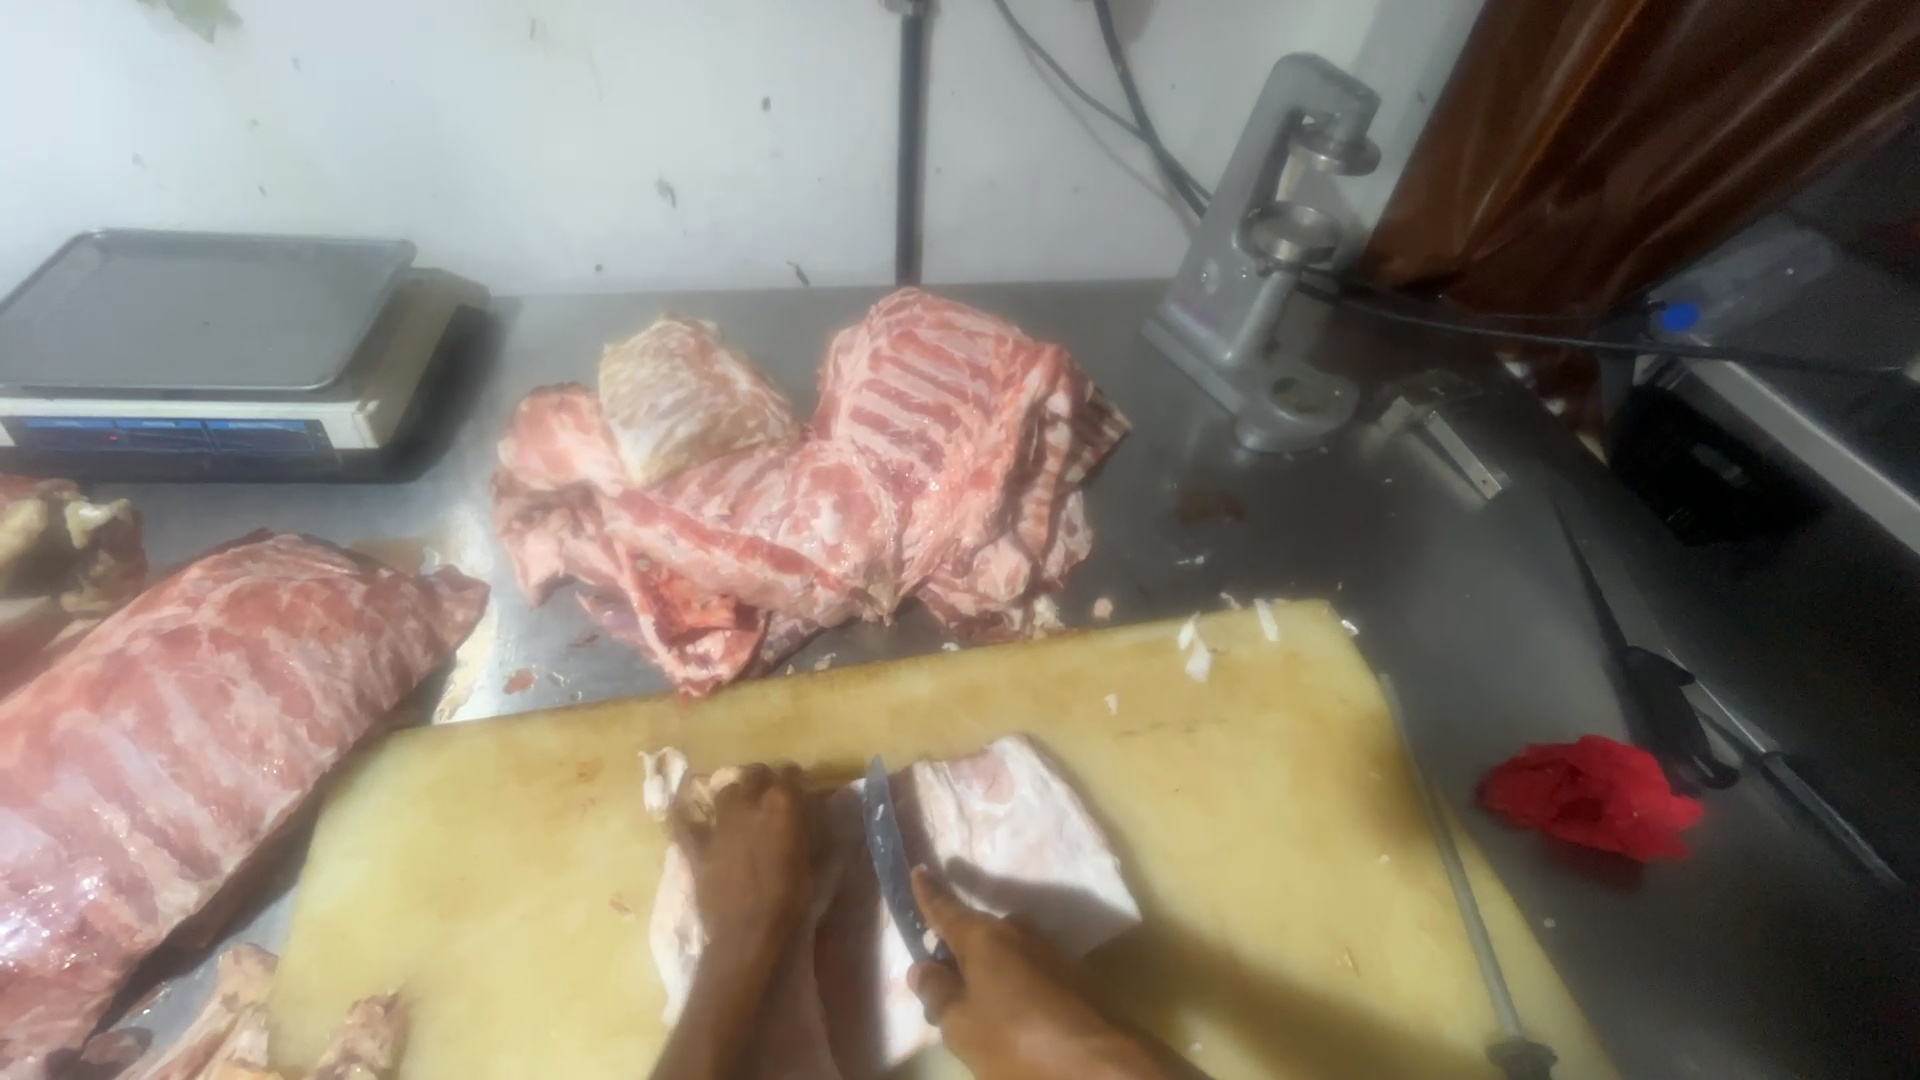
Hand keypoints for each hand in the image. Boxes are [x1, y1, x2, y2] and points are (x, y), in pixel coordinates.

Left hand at [670, 763, 819, 966]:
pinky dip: (683, 812)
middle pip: (755, 773)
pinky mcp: (697, 846)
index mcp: (782, 802)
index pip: (790, 772)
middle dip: (764, 781)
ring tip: (742, 805)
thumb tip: (808, 807)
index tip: (799, 792)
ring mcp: (718, 823)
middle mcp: (748, 803)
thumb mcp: (812, 856)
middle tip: (771, 797)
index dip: (795, 781)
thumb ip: (807, 824)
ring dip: (736, 792)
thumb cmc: (791, 899)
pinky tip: (683, 806)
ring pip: (726, 790)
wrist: (750, 936)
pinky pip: (683, 822)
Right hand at [908, 868, 1199, 1079]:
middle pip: (976, 935)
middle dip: (959, 953)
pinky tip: (1013, 1016)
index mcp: (983, 936)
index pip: (947, 909)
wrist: (1100, 1061)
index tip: (920, 868)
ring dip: (989, 974)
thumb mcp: (962, 1027)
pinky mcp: (1071, 972)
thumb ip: (938, 995)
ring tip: (979, 1012)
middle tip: (945, 986)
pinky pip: (1027, 970)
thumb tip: (922, 967)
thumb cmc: (1018, 1039)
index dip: (930, 893)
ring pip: (1004, 954)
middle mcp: (1016, 930)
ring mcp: (1048, 949)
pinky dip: (1013, 985)